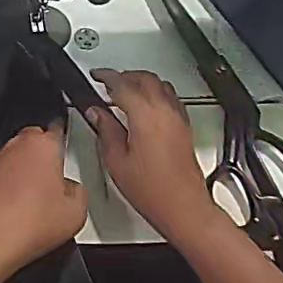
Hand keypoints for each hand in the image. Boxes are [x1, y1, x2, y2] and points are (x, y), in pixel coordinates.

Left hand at [0, 126, 87, 282]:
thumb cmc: (27, 222)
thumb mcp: (76, 212)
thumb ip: (79, 192)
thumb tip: (72, 191)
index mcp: (43, 144)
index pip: (58, 130)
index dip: (65, 141)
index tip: (69, 149)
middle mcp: (17, 146)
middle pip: (36, 143)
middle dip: (45, 158)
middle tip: (56, 184)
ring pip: (17, 160)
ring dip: (26, 174)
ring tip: (36, 203)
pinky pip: (1, 176)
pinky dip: (9, 187)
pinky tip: (17, 210)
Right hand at [87, 69, 220, 238]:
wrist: (183, 208)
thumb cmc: (154, 191)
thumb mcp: (116, 160)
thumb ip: (106, 130)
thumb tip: (97, 113)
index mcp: (145, 116)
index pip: (122, 84)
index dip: (106, 76)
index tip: (96, 75)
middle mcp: (165, 112)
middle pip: (144, 78)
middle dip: (124, 75)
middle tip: (107, 82)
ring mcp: (178, 119)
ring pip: (160, 85)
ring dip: (142, 82)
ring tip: (125, 91)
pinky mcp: (185, 128)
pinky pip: (171, 98)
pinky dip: (156, 93)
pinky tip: (147, 105)